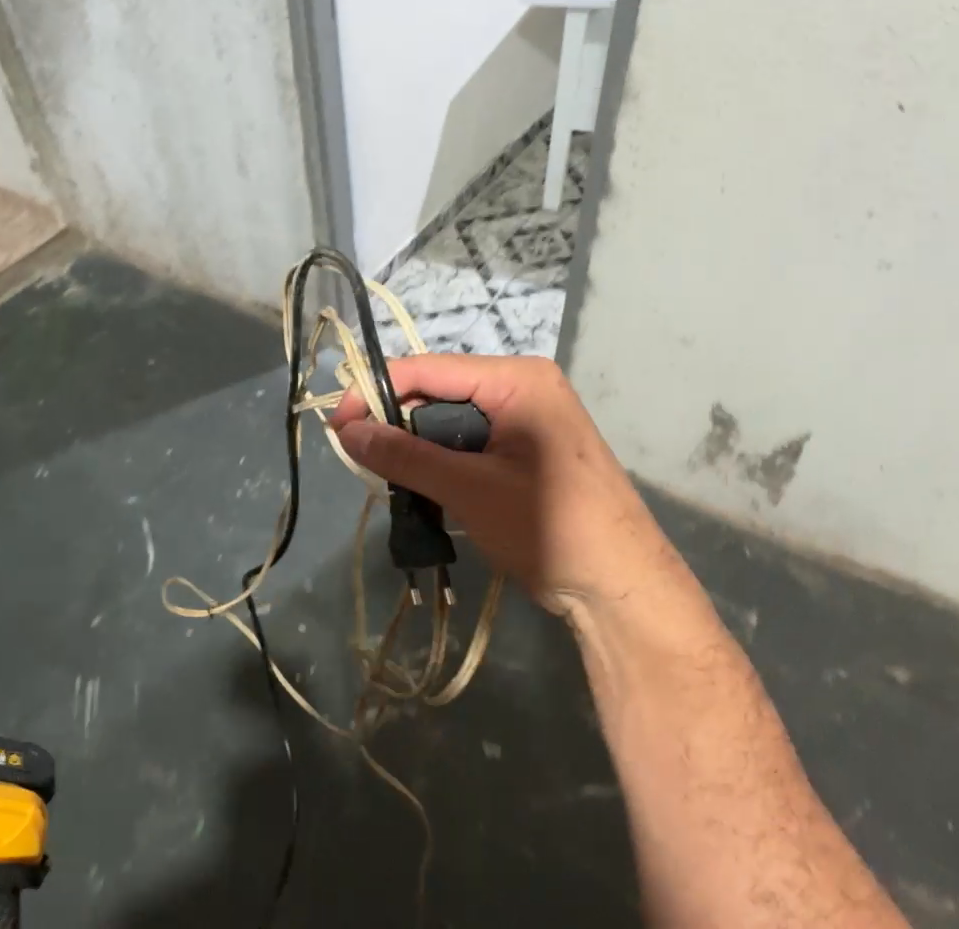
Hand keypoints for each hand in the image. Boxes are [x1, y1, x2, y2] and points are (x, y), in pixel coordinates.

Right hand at [331, 354, 686, 616]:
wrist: (621, 589)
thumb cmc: (549, 527)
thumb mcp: (468, 488)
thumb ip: (404, 455)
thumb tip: (345, 432)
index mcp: (517, 380)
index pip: (428, 369)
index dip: (376, 391)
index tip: (337, 426)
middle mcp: (522, 388)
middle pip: (436, 393)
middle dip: (395, 423)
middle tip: (357, 458)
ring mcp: (526, 422)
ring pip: (448, 422)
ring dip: (414, 448)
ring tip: (383, 477)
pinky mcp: (525, 453)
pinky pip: (467, 444)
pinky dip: (439, 463)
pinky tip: (419, 488)